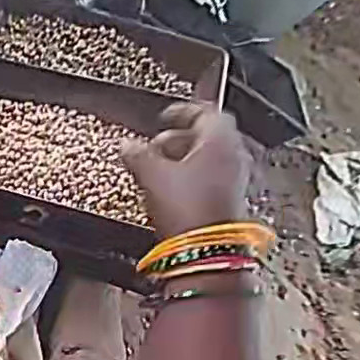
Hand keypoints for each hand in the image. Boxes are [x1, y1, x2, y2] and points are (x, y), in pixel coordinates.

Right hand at [121, 103, 252, 237]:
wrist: (203, 247)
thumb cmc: (187, 207)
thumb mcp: (153, 176)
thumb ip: (138, 156)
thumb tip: (126, 145)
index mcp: (219, 139)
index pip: (203, 112)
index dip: (181, 111)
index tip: (165, 115)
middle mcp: (233, 154)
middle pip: (206, 136)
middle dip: (178, 139)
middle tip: (154, 146)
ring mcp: (233, 178)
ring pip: (207, 158)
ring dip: (182, 159)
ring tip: (158, 169)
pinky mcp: (226, 199)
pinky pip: (207, 179)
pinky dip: (189, 178)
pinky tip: (170, 189)